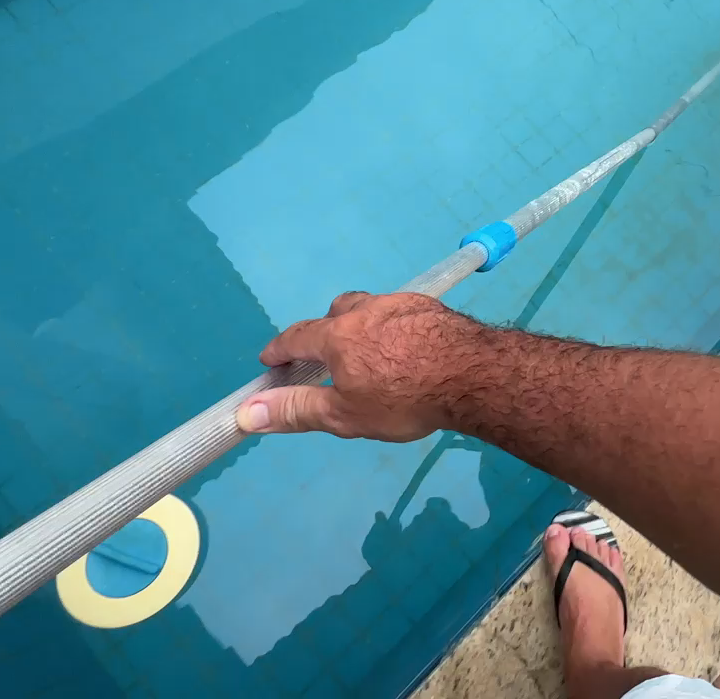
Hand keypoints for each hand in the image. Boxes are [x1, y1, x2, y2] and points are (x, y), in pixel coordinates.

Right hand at [234, 292, 481, 441]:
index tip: (269, 360)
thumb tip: (246, 411)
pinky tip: (408, 346)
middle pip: (337, 311)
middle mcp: (369, 309)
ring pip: (372, 307)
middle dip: (324, 330)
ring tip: (370, 350)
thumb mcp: (345, 415)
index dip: (279, 349)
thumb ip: (296, 410)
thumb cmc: (404, 399)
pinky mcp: (433, 306)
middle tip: (327, 355)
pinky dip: (394, 325)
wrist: (473, 373)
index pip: (297, 336)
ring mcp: (404, 303)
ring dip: (362, 323)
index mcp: (340, 335)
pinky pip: (402, 312)